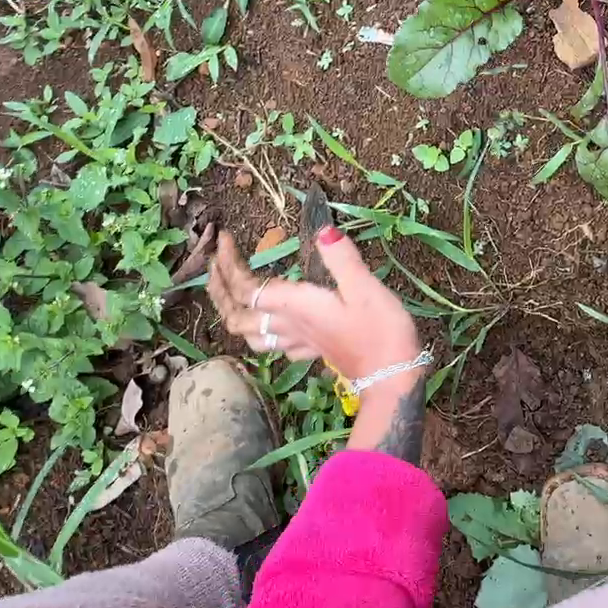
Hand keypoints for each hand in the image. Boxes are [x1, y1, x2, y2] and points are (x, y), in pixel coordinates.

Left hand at [208, 225, 420, 382]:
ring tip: (232, 296)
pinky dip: (263, 332)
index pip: (245, 288)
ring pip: (250, 334)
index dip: (228, 264)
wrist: (392, 377)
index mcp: (295, 307)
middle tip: (216, 264)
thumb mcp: (365, 288)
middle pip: (236, 315)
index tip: (223, 239)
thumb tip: (322, 230)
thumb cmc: (380, 331)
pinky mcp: (314, 351)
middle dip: (219, 289)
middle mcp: (289, 326)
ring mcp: (300, 342)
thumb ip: (342, 259)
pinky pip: (275, 344)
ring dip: (233, 314)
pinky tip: (273, 326)